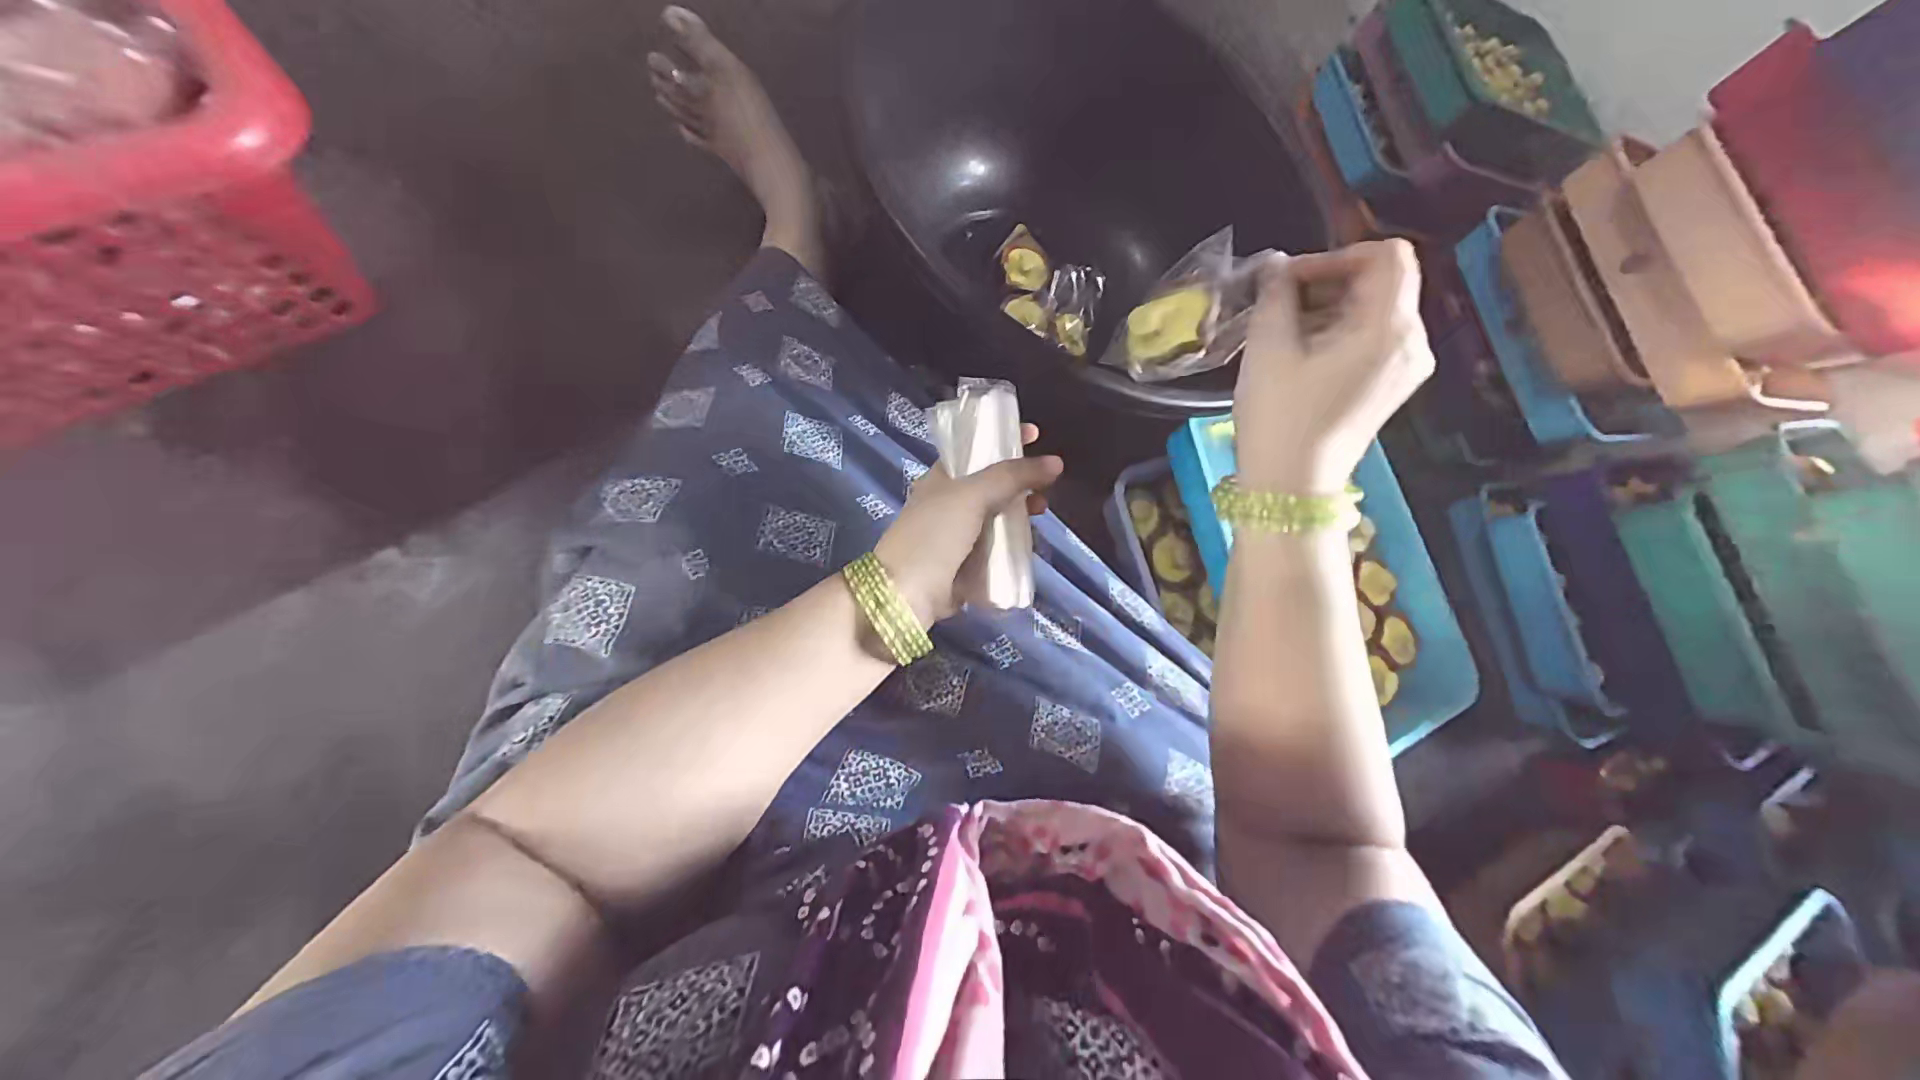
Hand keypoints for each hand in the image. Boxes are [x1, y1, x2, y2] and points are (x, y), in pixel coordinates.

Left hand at [872, 423, 1061, 624]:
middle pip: (993, 483)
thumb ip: (1011, 476)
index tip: (1035, 435)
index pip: (977, 449)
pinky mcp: (968, 564)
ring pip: (999, 516)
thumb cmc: (934, 535)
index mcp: (942, 478)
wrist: (906, 594)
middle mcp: (950, 502)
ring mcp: (959, 535)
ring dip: (1022, 512)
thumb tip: (1054, 463)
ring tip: (1041, 513)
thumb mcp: (971, 495)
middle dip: (1021, 480)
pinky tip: (1029, 543)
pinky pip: (998, 547)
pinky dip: (1014, 542)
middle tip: (1046, 484)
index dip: (1004, 439)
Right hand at [1232, 240, 1432, 493]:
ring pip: (1375, 312)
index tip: (1290, 280)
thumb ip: (1275, 294)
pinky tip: (1301, 356)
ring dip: (1329, 310)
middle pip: (1383, 283)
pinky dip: (1339, 335)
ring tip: (1282, 333)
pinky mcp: (1390, 388)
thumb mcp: (1268, 348)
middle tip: (1278, 305)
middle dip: (1328, 283)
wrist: (1291, 487)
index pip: (1386, 255)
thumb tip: (1277, 267)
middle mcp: (1412, 342)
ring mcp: (1405, 368)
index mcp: (1389, 327)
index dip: (1335, 256)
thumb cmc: (1278, 417)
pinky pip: (1373, 341)